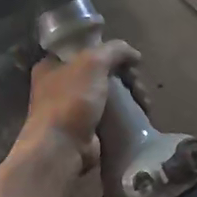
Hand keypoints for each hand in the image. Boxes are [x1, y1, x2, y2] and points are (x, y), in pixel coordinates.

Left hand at [16, 41, 138, 173]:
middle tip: (137, 83)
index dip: (108, 51)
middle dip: (126, 76)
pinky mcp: (87, 126)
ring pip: (110, 92)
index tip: (127, 59)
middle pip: (102, 71)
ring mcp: (74, 107)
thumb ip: (115, 50)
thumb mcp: (94, 62)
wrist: (62, 148)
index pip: (85, 49)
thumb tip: (135, 55)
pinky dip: (127, 110)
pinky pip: (112, 111)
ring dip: (131, 93)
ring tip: (144, 101)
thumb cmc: (72, 99)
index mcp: (52, 65)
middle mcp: (60, 84)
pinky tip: (141, 111)